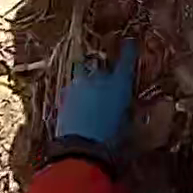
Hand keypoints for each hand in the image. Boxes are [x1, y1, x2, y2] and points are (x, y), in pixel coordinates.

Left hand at [49, 39, 137, 160]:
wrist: (80, 150)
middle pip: (101, 66)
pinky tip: (79, 107)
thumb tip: (127, 102)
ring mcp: (78, 86)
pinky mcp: (63, 97)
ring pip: (84, 76)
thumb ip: (127, 106)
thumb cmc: (112, 138)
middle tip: (106, 84)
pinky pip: (73, 89)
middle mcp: (98, 78)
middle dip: (104, 73)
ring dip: (88, 82)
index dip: (129, 49)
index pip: (127, 59)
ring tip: (90, 97)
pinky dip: (77, 94)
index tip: (130, 42)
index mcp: (119, 82)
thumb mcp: (128, 121)